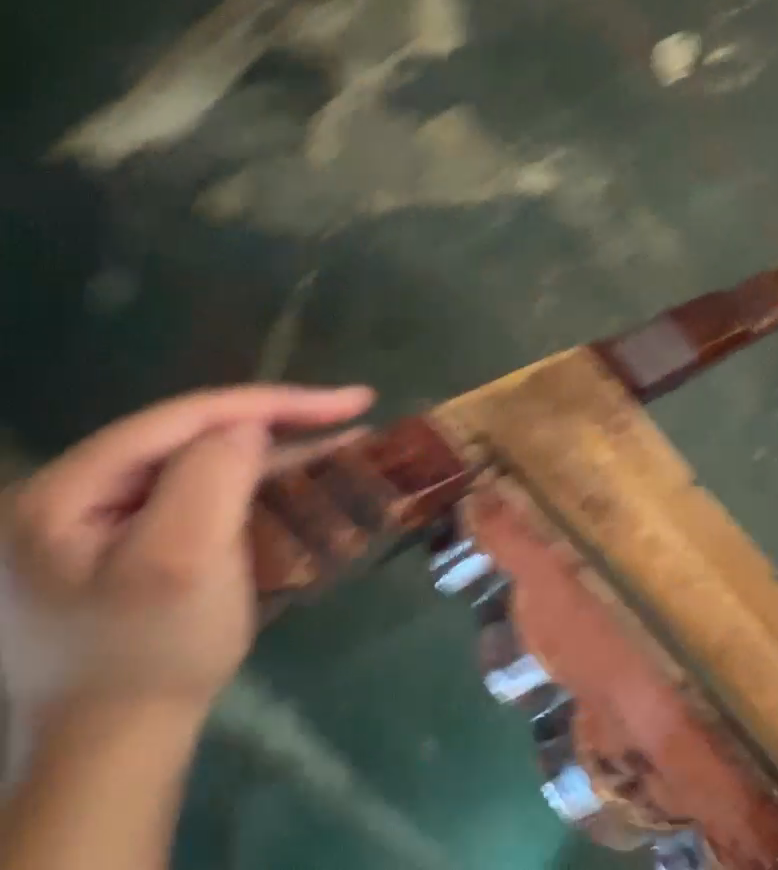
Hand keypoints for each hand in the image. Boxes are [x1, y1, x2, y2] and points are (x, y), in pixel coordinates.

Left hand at [0, 385, 373, 719]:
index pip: (180, 419)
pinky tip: (294, 477)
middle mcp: (59, 498)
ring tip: (342, 441)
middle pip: (185, 436)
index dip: (272, 402)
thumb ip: (211, 477)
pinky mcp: (111, 548)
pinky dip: (248, 482)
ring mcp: (82, 525)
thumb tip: (248, 427)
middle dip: (276, 421)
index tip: (352, 402)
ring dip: (270, 450)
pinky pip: (188, 495)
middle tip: (352, 413)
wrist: (113, 741)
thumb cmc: (153, 649)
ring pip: (192, 463)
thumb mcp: (185, 558)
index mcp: (60, 493)